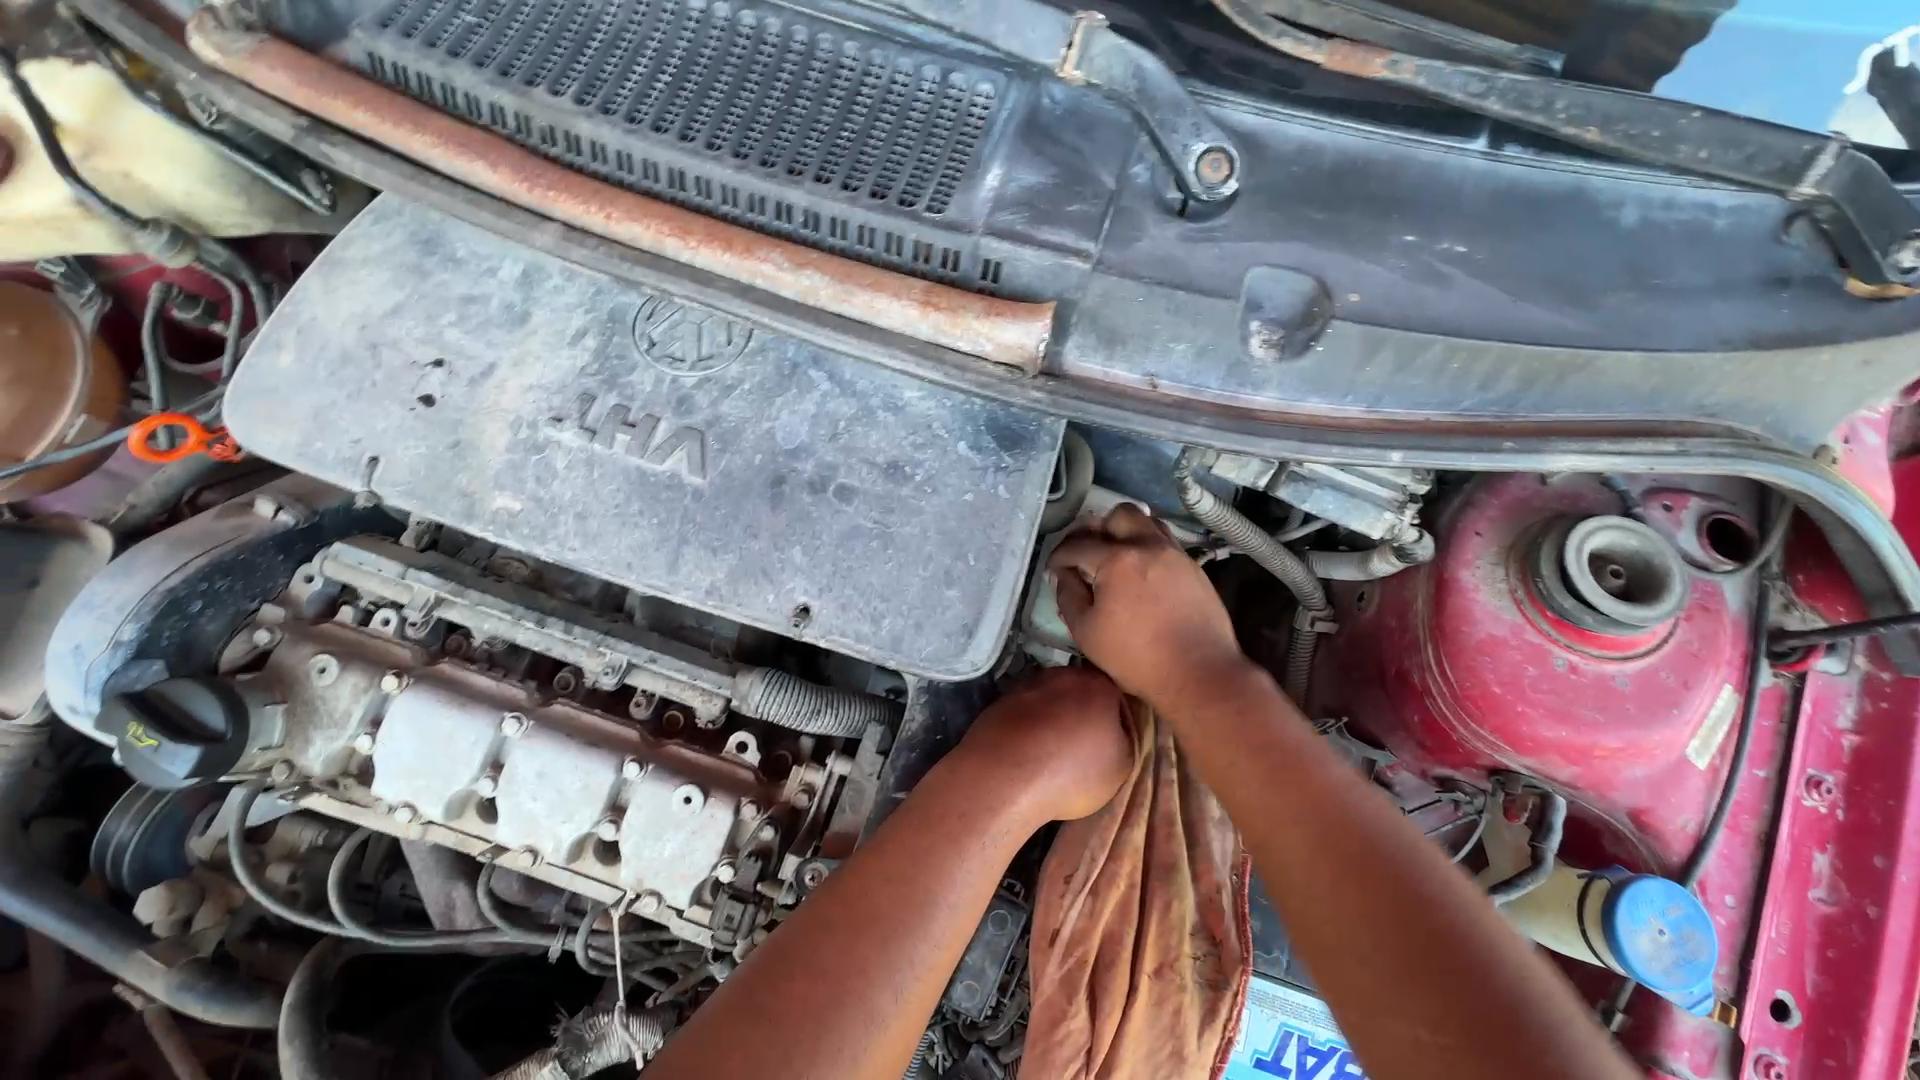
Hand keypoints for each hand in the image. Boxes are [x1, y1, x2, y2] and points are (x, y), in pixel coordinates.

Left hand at [944, 666, 1133, 822]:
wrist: (1005, 776)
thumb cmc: (1072, 771)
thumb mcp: (1122, 765)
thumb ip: (1125, 737)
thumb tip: (1113, 728)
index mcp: (1098, 683)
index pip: (1117, 696)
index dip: (1116, 720)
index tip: (1111, 742)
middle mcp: (1062, 675)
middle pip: (1081, 693)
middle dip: (1083, 715)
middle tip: (1083, 748)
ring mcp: (1027, 685)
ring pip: (1050, 701)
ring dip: (1053, 720)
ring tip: (1051, 754)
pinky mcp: (1000, 701)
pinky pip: (1025, 713)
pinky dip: (1028, 728)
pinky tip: (1026, 753)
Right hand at [1048, 504, 1253, 706]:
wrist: (1199, 673)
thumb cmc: (1136, 657)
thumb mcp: (1087, 632)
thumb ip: (1068, 596)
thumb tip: (1063, 575)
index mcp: (1117, 560)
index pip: (1077, 545)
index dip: (1059, 556)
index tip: (1054, 570)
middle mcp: (1148, 545)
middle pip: (1118, 515)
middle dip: (1097, 529)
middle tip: (1086, 553)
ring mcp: (1175, 554)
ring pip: (1147, 523)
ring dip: (1126, 533)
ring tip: (1115, 557)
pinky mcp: (1193, 568)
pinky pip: (1166, 542)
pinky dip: (1148, 547)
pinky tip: (1142, 572)